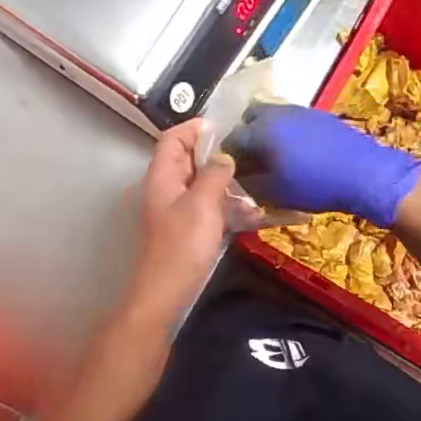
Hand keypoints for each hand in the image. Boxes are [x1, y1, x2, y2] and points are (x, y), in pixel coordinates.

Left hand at [125, 120, 235, 323]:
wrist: (167, 293)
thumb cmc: (182, 246)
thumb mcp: (202, 204)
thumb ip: (214, 173)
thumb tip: (225, 156)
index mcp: (163, 177)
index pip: (173, 138)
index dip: (196, 127)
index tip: (228, 126)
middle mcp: (168, 190)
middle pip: (190, 160)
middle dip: (218, 155)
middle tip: (251, 152)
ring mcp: (177, 212)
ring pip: (203, 186)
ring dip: (227, 183)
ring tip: (258, 181)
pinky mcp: (189, 232)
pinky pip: (210, 210)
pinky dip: (228, 207)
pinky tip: (253, 212)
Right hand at [222, 104, 420, 225]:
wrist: (366, 173)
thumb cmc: (315, 185)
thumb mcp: (275, 192)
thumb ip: (248, 184)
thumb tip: (233, 180)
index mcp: (261, 129)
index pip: (231, 137)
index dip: (226, 156)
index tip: (228, 172)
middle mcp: (277, 112)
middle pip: (250, 118)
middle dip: (245, 137)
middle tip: (249, 161)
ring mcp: (300, 110)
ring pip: (271, 117)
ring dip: (265, 133)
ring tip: (271, 158)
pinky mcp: (318, 116)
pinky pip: (291, 120)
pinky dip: (284, 133)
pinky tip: (293, 153)